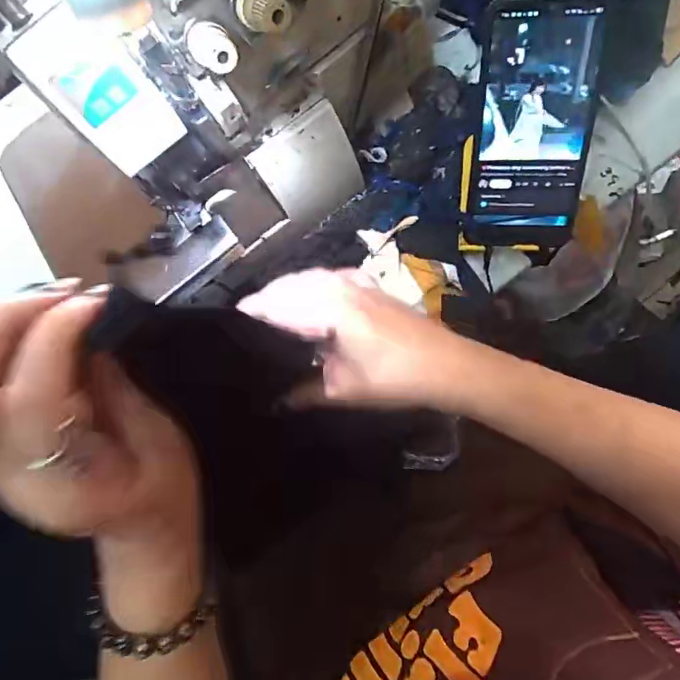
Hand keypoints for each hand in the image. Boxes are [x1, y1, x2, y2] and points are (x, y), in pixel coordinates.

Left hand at [0, 286, 200, 553]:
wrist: (140, 535)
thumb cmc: (162, 493)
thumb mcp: (160, 441)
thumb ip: (117, 388)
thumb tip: (85, 327)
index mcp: (60, 486)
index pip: (30, 402)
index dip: (54, 338)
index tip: (94, 302)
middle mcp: (7, 478)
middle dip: (0, 326)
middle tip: (57, 292)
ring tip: (44, 298)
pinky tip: (30, 319)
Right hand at [237, 269, 490, 411]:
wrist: (447, 365)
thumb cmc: (395, 378)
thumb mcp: (344, 389)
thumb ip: (305, 392)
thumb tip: (277, 402)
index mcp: (328, 307)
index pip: (279, 303)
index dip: (253, 311)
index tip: (231, 321)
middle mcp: (339, 286)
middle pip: (290, 285)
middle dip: (267, 299)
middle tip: (247, 320)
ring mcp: (357, 282)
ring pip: (309, 278)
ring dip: (288, 290)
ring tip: (271, 310)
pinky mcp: (370, 285)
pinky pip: (329, 277)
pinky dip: (311, 284)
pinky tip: (309, 299)